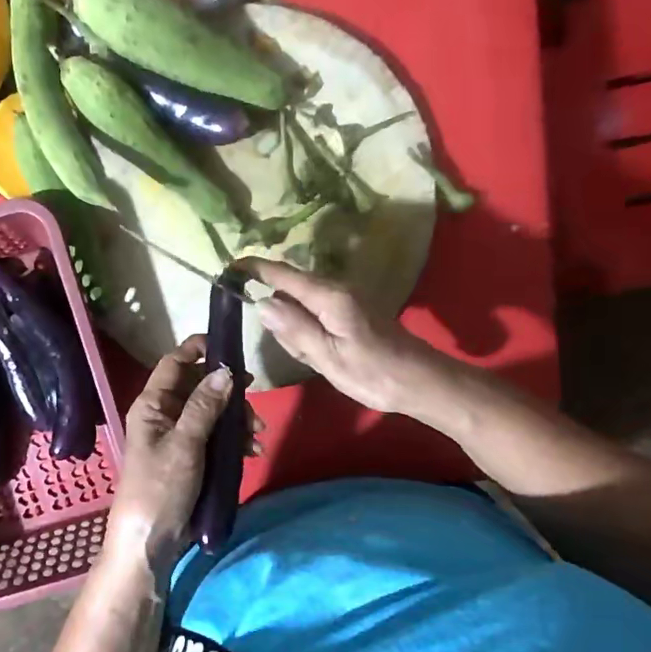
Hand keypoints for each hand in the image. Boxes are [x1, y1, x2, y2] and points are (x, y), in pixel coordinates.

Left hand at [109, 336, 261, 564]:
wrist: (150, 541)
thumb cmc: (160, 487)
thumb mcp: (185, 444)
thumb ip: (204, 406)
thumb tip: (224, 371)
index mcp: (152, 404)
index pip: (174, 363)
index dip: (197, 350)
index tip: (229, 347)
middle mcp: (163, 414)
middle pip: (198, 386)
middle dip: (227, 391)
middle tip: (254, 398)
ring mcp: (177, 436)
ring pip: (211, 411)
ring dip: (235, 418)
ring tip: (256, 434)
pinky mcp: (190, 456)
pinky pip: (215, 436)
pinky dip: (233, 439)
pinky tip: (251, 451)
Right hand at [244, 257, 459, 416]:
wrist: (422, 383)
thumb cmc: (374, 374)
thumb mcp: (327, 357)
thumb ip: (294, 329)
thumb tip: (262, 302)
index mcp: (329, 297)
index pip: (282, 274)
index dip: (254, 268)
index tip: (228, 268)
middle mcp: (336, 290)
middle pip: (289, 288)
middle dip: (276, 310)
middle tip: (291, 348)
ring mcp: (344, 300)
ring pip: (300, 302)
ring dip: (293, 325)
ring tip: (311, 357)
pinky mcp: (349, 312)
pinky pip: (314, 312)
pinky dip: (306, 330)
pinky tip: (319, 353)